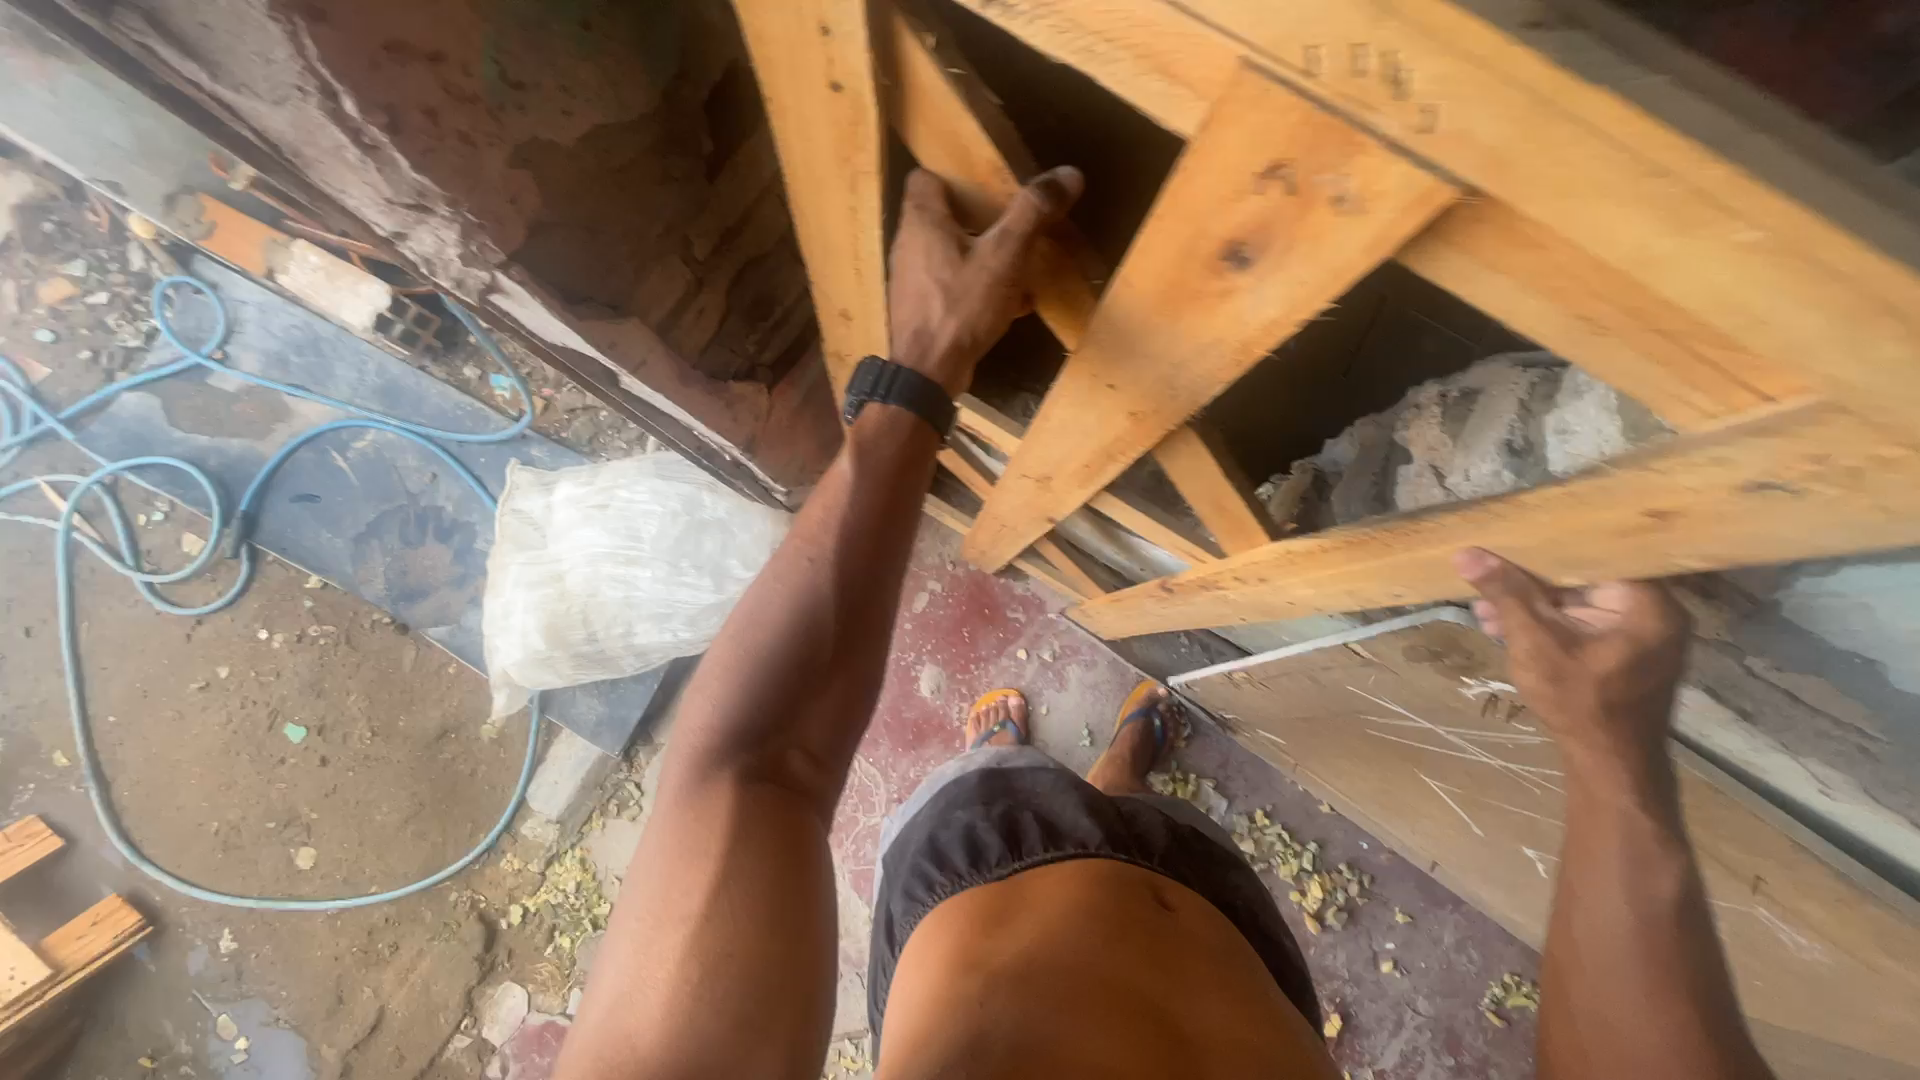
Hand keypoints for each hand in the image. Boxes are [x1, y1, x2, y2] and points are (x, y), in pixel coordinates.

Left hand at [887, 166, 1084, 395]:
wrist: (928, 374)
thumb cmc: (961, 307)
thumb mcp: (1005, 256)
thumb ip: (1033, 213)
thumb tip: (1069, 174)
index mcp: (922, 221)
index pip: (925, 178)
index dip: (955, 178)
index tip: (988, 188)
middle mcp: (908, 246)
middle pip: (943, 218)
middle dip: (980, 221)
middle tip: (1014, 227)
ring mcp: (912, 283)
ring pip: (952, 257)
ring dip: (984, 258)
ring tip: (1019, 267)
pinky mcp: (921, 313)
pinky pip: (953, 290)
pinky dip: (978, 291)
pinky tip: (1011, 306)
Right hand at [1454, 548, 1691, 784]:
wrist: (1608, 762)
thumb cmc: (1578, 699)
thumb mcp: (1534, 641)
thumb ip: (1506, 594)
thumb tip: (1467, 554)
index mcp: (1647, 603)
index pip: (1593, 556)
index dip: (1544, 550)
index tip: (1503, 546)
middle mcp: (1655, 613)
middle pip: (1583, 580)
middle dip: (1527, 585)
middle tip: (1484, 587)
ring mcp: (1642, 636)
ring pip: (1578, 604)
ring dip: (1531, 608)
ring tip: (1486, 614)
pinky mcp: (1626, 654)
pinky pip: (1583, 624)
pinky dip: (1549, 626)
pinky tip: (1508, 630)